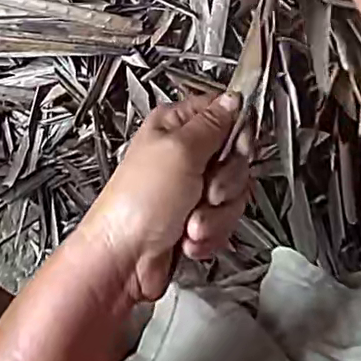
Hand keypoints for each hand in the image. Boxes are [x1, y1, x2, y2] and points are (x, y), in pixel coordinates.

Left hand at [78, 92, 253, 303]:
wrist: (123, 262)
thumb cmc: (136, 203)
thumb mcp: (180, 151)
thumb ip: (213, 124)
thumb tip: (233, 99)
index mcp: (175, 124)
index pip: (225, 113)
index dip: (237, 133)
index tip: (234, 150)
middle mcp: (183, 152)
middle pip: (235, 157)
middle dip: (225, 182)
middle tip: (206, 189)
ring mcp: (189, 187)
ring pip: (233, 194)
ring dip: (215, 214)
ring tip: (190, 218)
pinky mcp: (195, 218)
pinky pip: (224, 221)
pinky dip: (211, 233)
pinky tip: (187, 236)